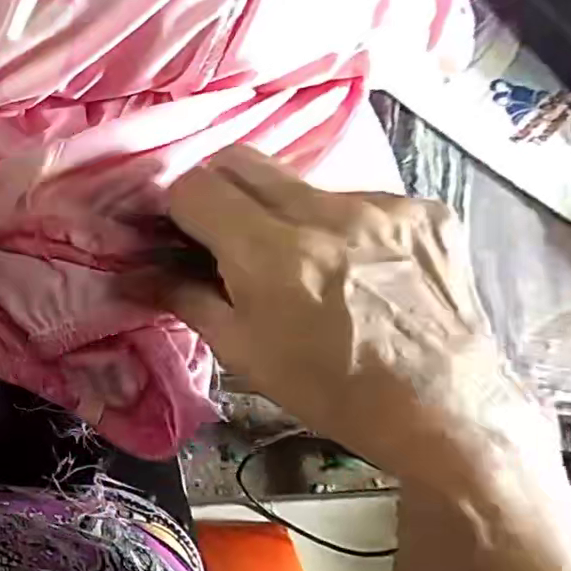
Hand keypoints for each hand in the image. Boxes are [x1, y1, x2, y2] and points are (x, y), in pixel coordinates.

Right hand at [152, 146, 553, 482]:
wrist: (443, 409)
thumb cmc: (323, 386)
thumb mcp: (238, 347)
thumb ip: (180, 296)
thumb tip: (127, 276)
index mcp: (273, 254)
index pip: (196, 187)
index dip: (176, 206)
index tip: (177, 233)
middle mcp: (328, 213)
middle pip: (241, 160)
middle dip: (215, 189)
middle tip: (218, 232)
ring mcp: (385, 205)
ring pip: (297, 180)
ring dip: (276, 208)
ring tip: (294, 259)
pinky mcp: (426, 210)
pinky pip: (352, 197)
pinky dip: (333, 222)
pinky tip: (348, 264)